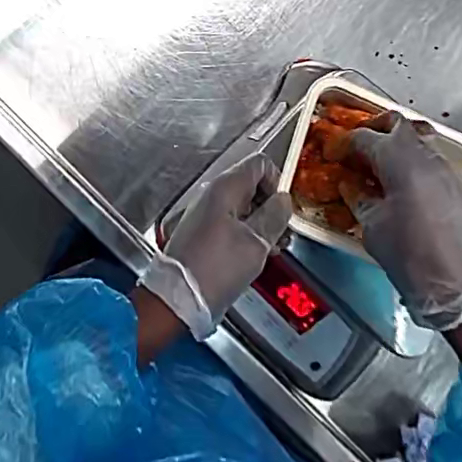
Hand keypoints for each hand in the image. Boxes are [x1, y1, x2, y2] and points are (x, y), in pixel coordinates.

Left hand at [141, 153, 291, 338]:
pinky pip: (231, 220)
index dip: (278, 182)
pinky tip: (254, 254)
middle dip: (271, 206)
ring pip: (243, 204)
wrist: (178, 297)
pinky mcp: (202, 229)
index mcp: (226, 187)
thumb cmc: (215, 269)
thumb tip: (284, 200)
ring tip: (271, 248)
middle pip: (252, 184)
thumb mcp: (256, 243)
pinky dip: (246, 232)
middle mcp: (213, 192)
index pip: (260, 164)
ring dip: (261, 222)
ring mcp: (206, 210)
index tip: (284, 209)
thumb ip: (274, 217)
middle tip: (282, 233)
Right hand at [341, 116, 461, 330]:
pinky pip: (427, 158)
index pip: (366, 137)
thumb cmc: (411, 257)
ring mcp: (443, 169)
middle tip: (355, 148)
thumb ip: (359, 197)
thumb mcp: (373, 226)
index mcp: (400, 161)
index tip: (332, 154)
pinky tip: (396, 183)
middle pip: (396, 124)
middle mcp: (424, 157)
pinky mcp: (454, 185)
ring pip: (415, 138)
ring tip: (374, 166)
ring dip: (393, 144)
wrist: (459, 289)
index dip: (345, 143)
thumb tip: (350, 184)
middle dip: (373, 129)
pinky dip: (409, 160)